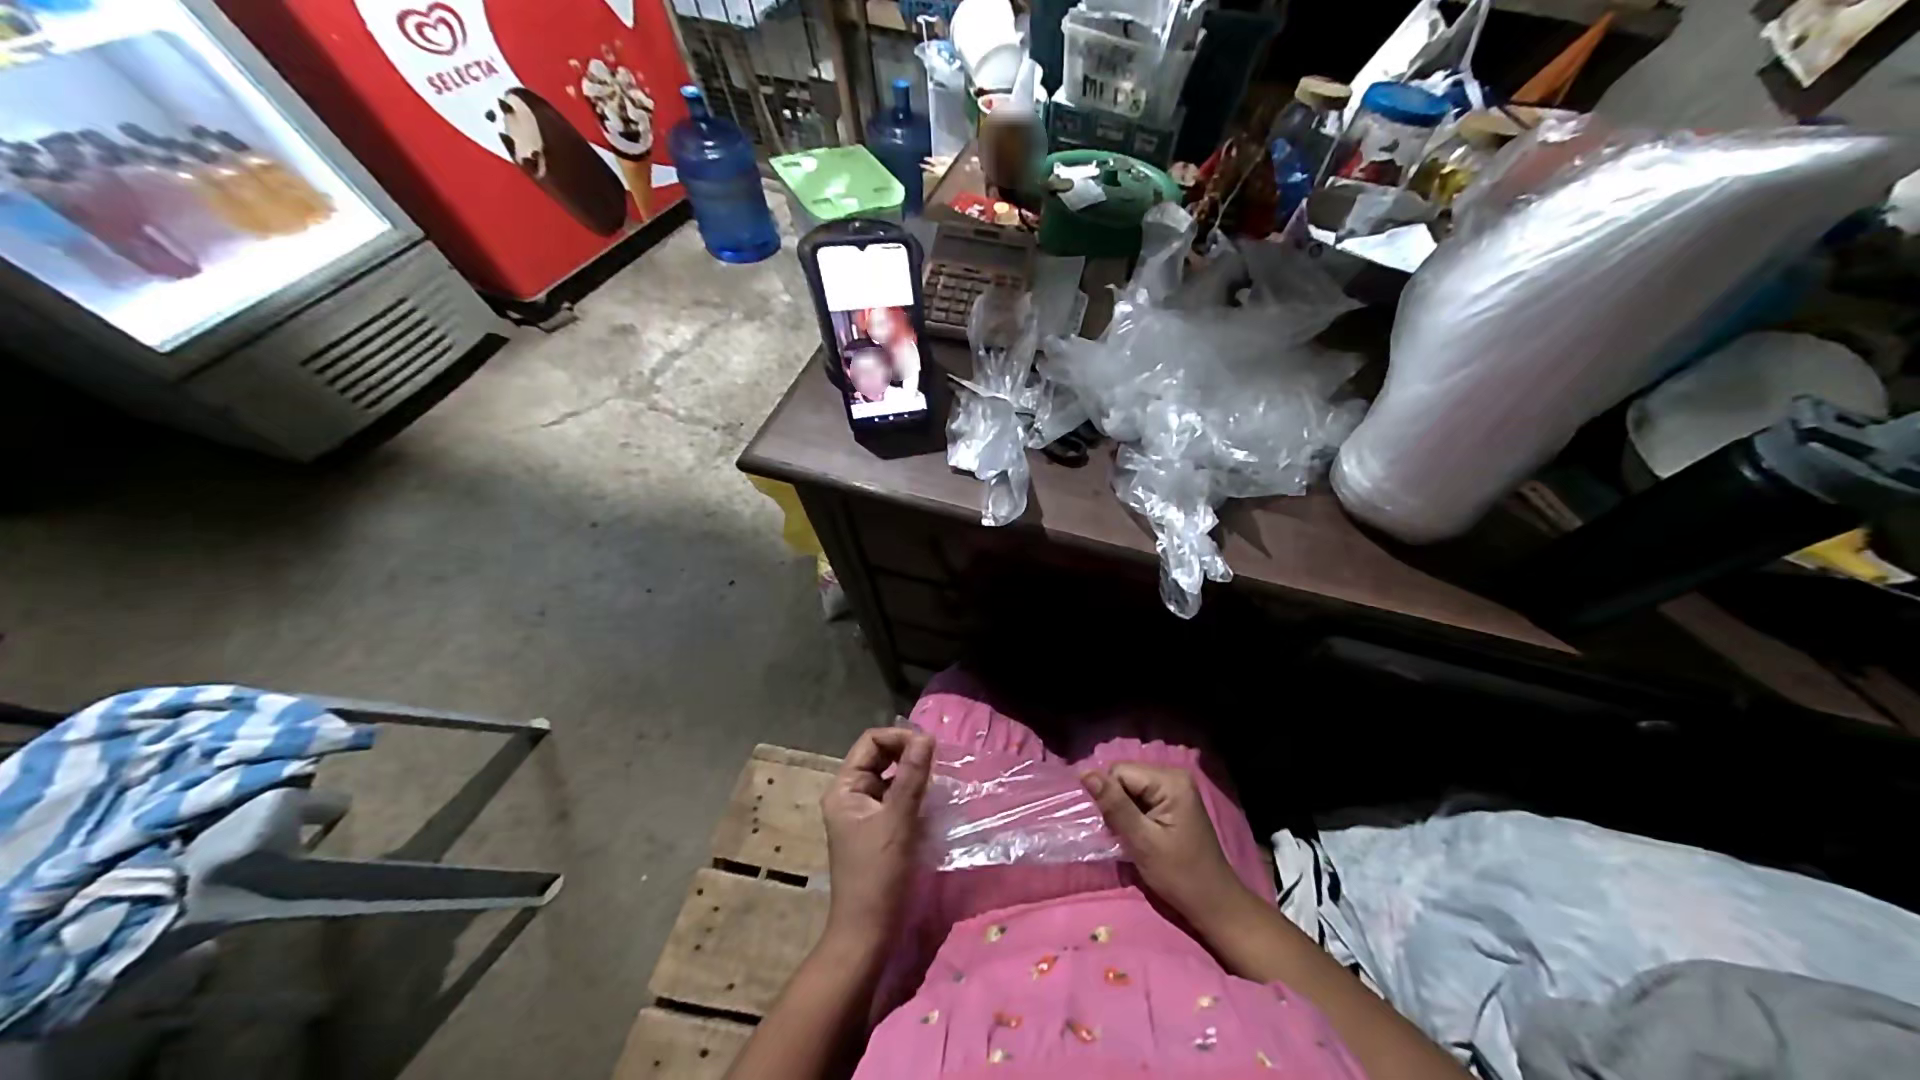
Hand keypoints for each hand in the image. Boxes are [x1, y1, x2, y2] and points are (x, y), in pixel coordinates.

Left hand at [821, 727, 933, 948]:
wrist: (868, 932)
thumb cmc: (878, 874)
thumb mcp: (898, 820)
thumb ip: (912, 776)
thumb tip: (925, 737)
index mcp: (844, 788)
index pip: (871, 742)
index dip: (899, 738)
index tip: (929, 748)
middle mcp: (851, 795)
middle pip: (880, 756)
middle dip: (908, 753)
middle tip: (938, 763)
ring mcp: (864, 813)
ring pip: (891, 777)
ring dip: (914, 774)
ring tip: (938, 781)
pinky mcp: (878, 830)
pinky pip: (897, 799)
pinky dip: (914, 795)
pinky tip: (933, 802)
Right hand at [1081, 764, 1251, 928]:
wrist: (1214, 904)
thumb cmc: (1179, 876)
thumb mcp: (1142, 841)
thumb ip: (1114, 805)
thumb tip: (1085, 773)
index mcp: (1170, 781)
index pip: (1119, 772)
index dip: (1109, 798)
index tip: (1116, 828)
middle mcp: (1174, 776)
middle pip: (1124, 777)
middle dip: (1116, 804)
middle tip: (1125, 835)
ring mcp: (1176, 788)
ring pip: (1130, 788)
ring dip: (1124, 811)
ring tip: (1132, 837)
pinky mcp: (1174, 801)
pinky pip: (1141, 797)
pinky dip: (1134, 815)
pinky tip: (1141, 835)